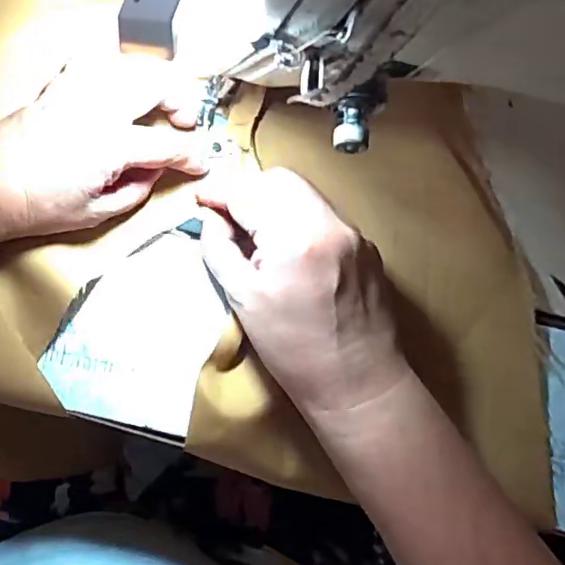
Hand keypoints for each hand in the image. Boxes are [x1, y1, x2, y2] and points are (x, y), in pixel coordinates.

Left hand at [0, 55, 211, 240]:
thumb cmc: (34, 206)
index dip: (191, 155)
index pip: (168, 145)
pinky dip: (109, 61)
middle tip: (183, 120)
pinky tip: (114, 77)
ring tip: (154, 98)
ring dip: (151, 78)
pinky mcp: (55, 87)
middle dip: (181, 100)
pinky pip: (89, 60)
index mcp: (112, 145)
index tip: (199, 161)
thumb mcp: (92, 213)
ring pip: (128, 64)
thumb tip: (152, 173)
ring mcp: (75, 92)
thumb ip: (132, 191)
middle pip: (158, 84)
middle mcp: (99, 108)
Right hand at [197, 167, 409, 416]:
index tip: (199, 200)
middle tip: (224, 215)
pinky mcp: (365, 247)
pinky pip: (321, 214)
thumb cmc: (292, 348)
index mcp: (297, 238)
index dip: (218, 191)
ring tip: (252, 232)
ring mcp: (354, 234)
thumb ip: (218, 248)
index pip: (249, 191)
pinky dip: (294, 218)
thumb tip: (211, 218)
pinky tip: (284, 249)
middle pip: (280, 180)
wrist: (359, 384)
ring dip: (271, 202)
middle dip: (246, 190)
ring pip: (303, 193)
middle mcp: (331, 225)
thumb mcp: (240, 297)